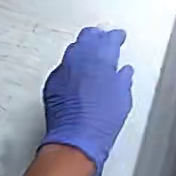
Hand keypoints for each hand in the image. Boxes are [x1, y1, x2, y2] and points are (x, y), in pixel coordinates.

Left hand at [39, 27, 134, 175]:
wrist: (76, 140)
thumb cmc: (101, 122)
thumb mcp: (122, 98)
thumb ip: (122, 80)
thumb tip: (123, 72)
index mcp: (100, 61)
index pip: (108, 40)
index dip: (115, 36)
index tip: (118, 35)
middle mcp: (79, 62)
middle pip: (86, 39)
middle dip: (96, 36)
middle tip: (103, 36)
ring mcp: (63, 72)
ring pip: (73, 51)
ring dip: (83, 48)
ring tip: (90, 49)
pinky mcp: (52, 84)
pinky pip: (63, 67)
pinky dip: (72, 64)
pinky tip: (76, 70)